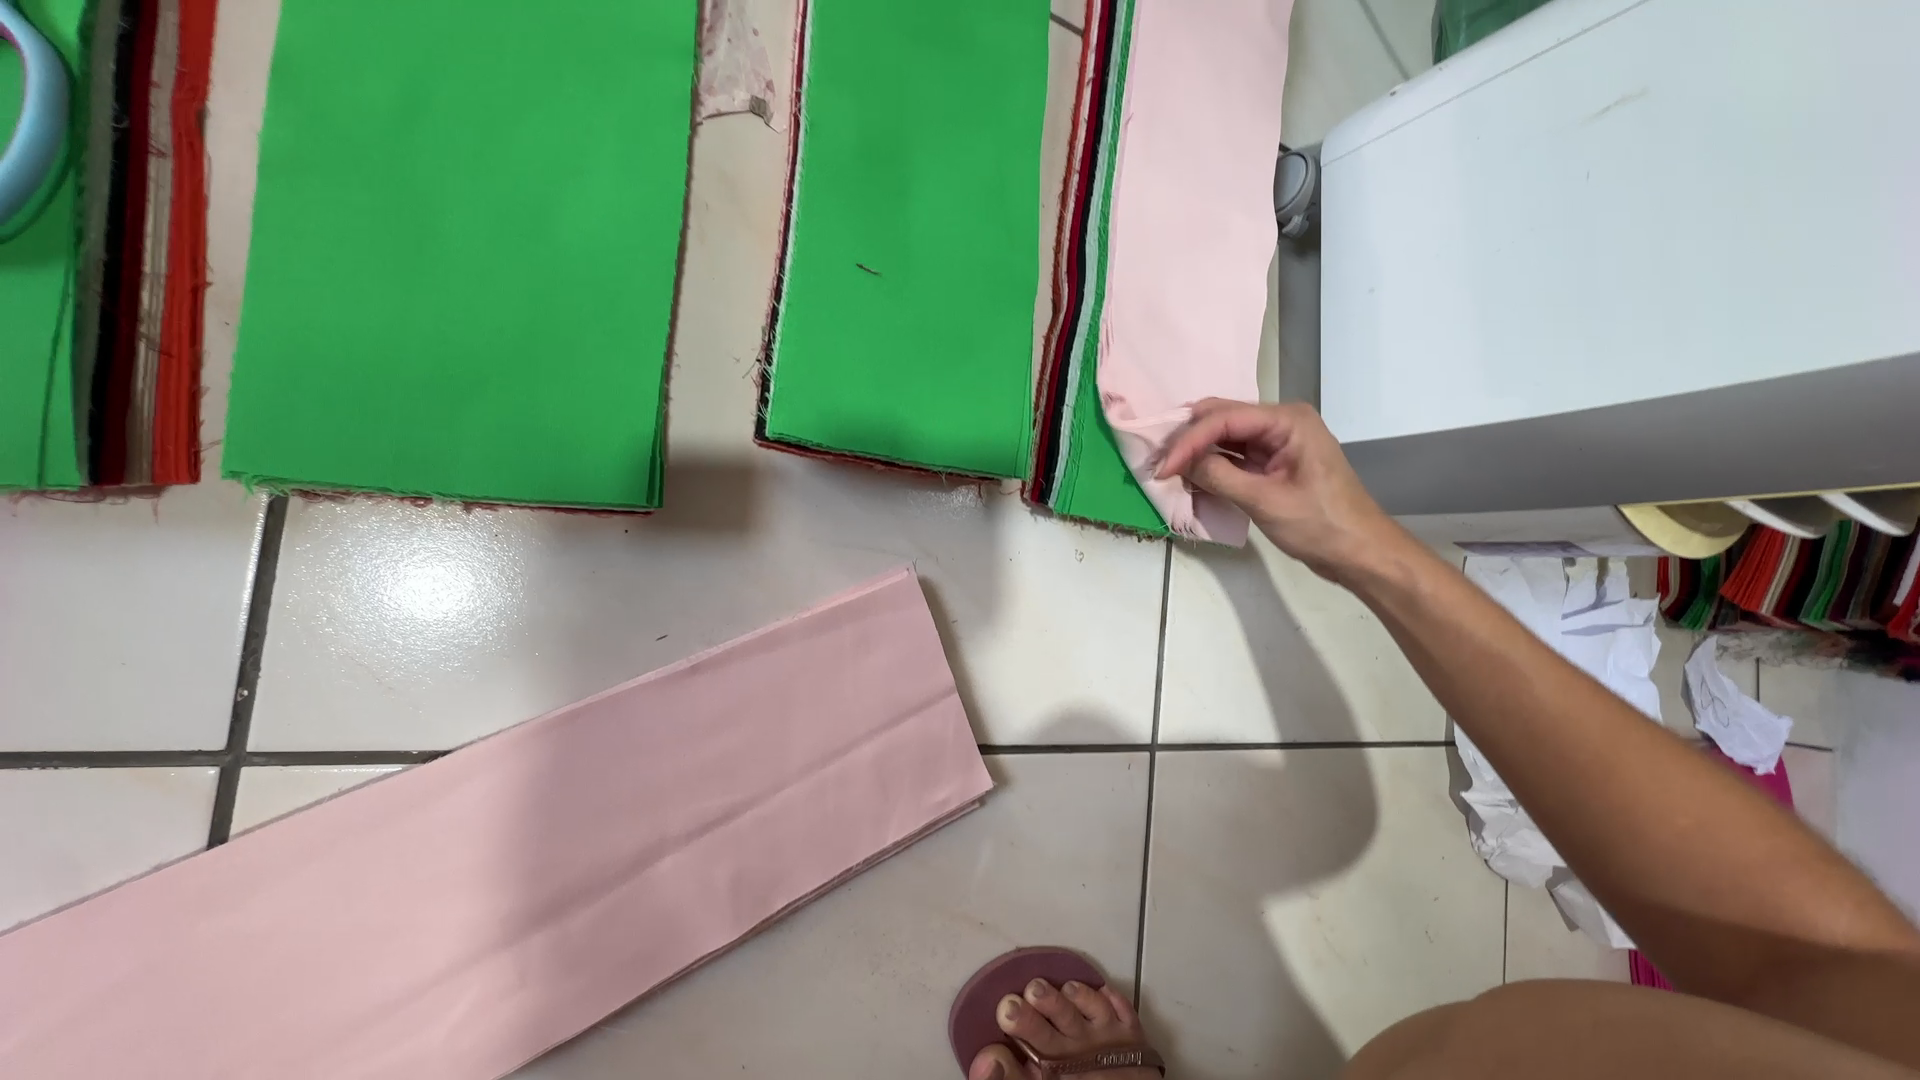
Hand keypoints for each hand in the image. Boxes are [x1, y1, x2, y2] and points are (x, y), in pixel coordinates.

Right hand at [1155, 399, 1406, 583]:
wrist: (1360, 553)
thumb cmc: (1320, 525)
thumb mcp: (1264, 501)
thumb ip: (1219, 476)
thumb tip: (1179, 463)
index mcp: (1287, 421)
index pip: (1224, 418)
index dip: (1189, 441)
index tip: (1162, 468)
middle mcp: (1282, 422)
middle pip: (1222, 419)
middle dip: (1189, 440)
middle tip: (1159, 465)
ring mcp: (1279, 441)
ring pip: (1225, 436)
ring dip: (1198, 453)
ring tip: (1169, 471)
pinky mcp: (1274, 461)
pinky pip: (1235, 455)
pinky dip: (1212, 465)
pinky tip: (1192, 478)